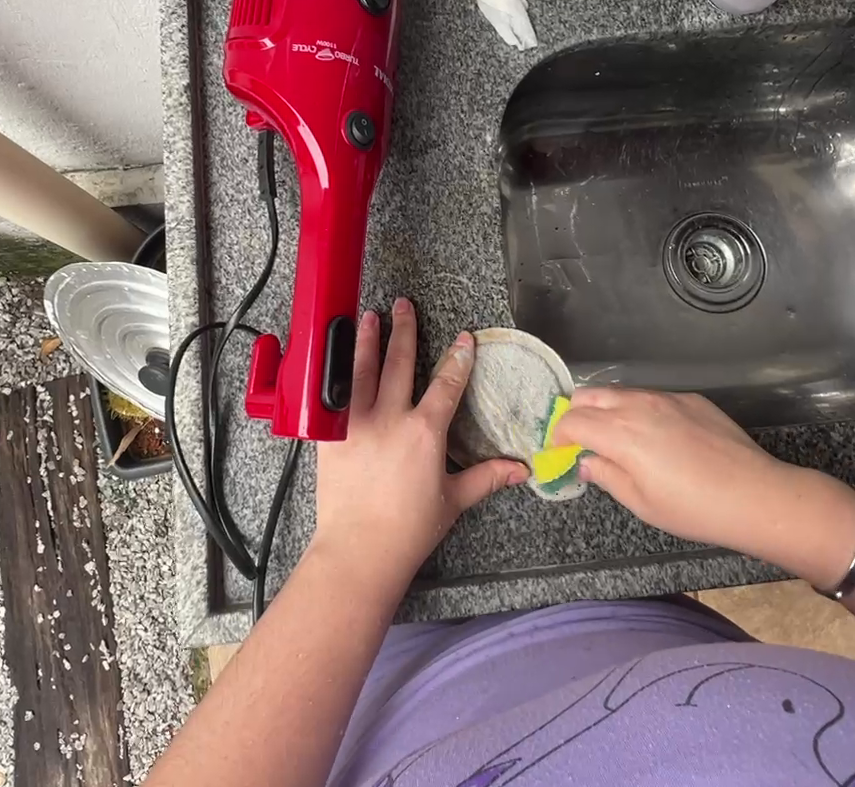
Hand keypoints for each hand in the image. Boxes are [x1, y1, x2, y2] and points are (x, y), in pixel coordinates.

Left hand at [310, 298, 528, 588]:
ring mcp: (357, 424)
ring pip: (362, 371)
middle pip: (400, 364)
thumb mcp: (454, 500)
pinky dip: (335, 374)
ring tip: (369, 317)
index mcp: (425, 431)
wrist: (359, 549)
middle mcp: (391, 418)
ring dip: (367, 341)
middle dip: (405, 331)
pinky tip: (334, 359)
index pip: (447, 385)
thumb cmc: (409, 529)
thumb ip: (487, 477)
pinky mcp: (331, 435)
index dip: (458, 359)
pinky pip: (333, 396)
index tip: (464, 338)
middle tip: (404, 305)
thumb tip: (523, 469)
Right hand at [552, 387, 854, 585]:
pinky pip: (651, 396)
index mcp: (620, 432)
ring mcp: (665, 397)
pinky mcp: (689, 398)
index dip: (558, 437)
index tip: (560, 454)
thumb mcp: (640, 503)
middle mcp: (637, 404)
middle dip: (576, 415)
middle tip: (581, 442)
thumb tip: (586, 461)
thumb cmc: (693, 508)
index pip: (571, 421)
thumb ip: (606, 475)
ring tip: (616, 438)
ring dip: (606, 409)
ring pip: (619, 392)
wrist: (756, 495)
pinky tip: (657, 437)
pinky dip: (638, 410)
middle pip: (588, 396)